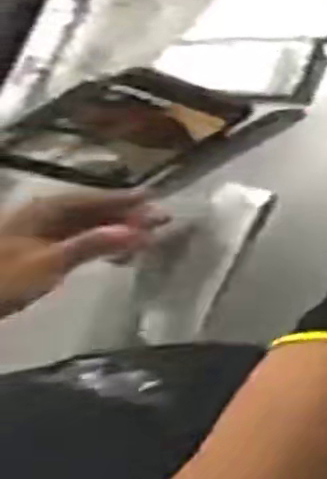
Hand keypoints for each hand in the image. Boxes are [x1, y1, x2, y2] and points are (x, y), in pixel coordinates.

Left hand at [0, 191, 163, 315]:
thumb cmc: (0, 281)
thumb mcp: (48, 264)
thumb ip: (92, 245)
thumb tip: (139, 230)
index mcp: (34, 216)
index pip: (82, 200)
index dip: (118, 198)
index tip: (154, 197)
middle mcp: (30, 221)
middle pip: (82, 212)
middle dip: (121, 215)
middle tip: (159, 219)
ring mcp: (26, 239)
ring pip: (78, 227)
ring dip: (112, 230)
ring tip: (144, 237)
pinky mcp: (27, 256)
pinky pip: (71, 240)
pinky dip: (97, 242)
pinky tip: (113, 253)